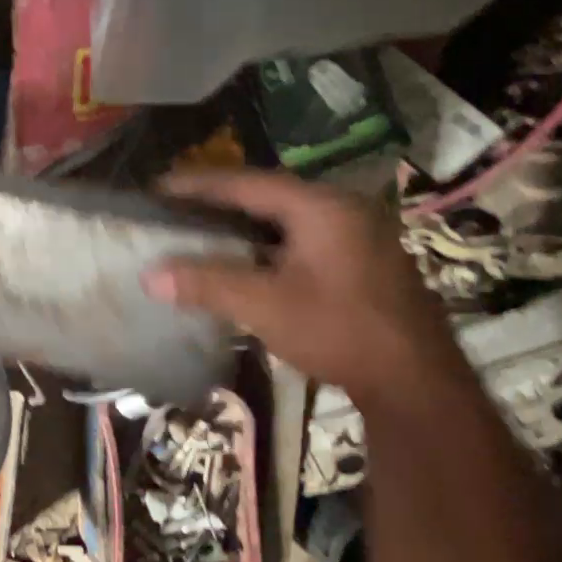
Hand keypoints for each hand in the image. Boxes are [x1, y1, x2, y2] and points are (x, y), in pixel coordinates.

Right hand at [140, 170, 465, 399]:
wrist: (413, 378)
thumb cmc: (339, 330)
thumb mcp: (264, 306)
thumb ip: (206, 284)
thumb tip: (149, 275)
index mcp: (321, 208)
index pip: (247, 183)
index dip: (197, 185)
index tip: (156, 187)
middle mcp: (341, 210)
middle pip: (265, 197)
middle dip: (215, 204)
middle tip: (170, 211)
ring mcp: (354, 236)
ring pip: (281, 221)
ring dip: (237, 227)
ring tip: (193, 234)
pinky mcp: (356, 262)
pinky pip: (296, 241)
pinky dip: (259, 246)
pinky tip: (234, 263)